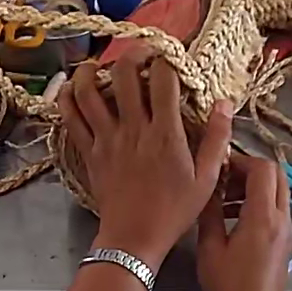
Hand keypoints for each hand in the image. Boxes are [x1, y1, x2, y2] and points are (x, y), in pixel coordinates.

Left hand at [59, 54, 231, 268]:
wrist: (133, 239)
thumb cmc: (173, 211)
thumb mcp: (206, 179)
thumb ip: (216, 139)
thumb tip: (224, 103)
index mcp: (165, 133)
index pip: (163, 80)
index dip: (167, 58)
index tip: (171, 55)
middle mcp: (133, 129)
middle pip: (124, 75)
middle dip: (132, 53)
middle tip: (140, 51)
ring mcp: (107, 139)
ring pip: (88, 92)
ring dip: (90, 71)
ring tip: (97, 64)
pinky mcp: (89, 152)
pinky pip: (71, 119)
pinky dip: (67, 99)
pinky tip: (71, 89)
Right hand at [197, 153, 291, 290]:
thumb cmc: (229, 287)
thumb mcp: (210, 249)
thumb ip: (210, 213)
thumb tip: (207, 189)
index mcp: (263, 216)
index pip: (262, 169)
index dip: (240, 160)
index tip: (217, 167)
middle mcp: (281, 217)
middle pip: (276, 173)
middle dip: (249, 169)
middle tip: (223, 179)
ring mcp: (286, 228)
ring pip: (277, 190)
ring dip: (253, 186)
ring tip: (223, 199)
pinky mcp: (284, 239)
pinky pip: (275, 207)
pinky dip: (257, 201)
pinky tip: (232, 217)